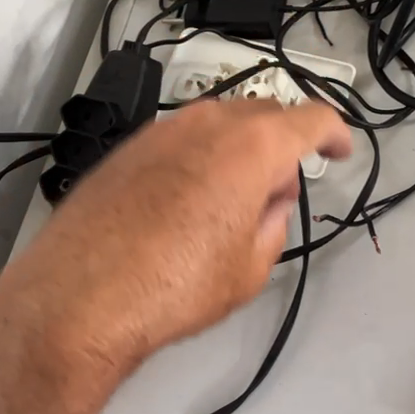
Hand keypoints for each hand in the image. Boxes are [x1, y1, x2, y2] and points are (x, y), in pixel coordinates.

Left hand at [0, 100, 351, 413]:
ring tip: (232, 199)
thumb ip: (274, 221)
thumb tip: (268, 201)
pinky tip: (187, 201)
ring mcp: (160, 130)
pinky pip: (181, 138)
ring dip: (239, 148)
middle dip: (283, 144)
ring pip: (219, 122)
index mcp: (252, 145)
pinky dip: (200, 156)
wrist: (75, 300)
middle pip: (264, 113)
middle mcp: (207, 123)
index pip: (312, 119)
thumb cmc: (176, 287)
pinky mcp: (125, 148)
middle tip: (280, 192)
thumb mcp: (251, 268)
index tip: (339, 151)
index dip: (335, 133)